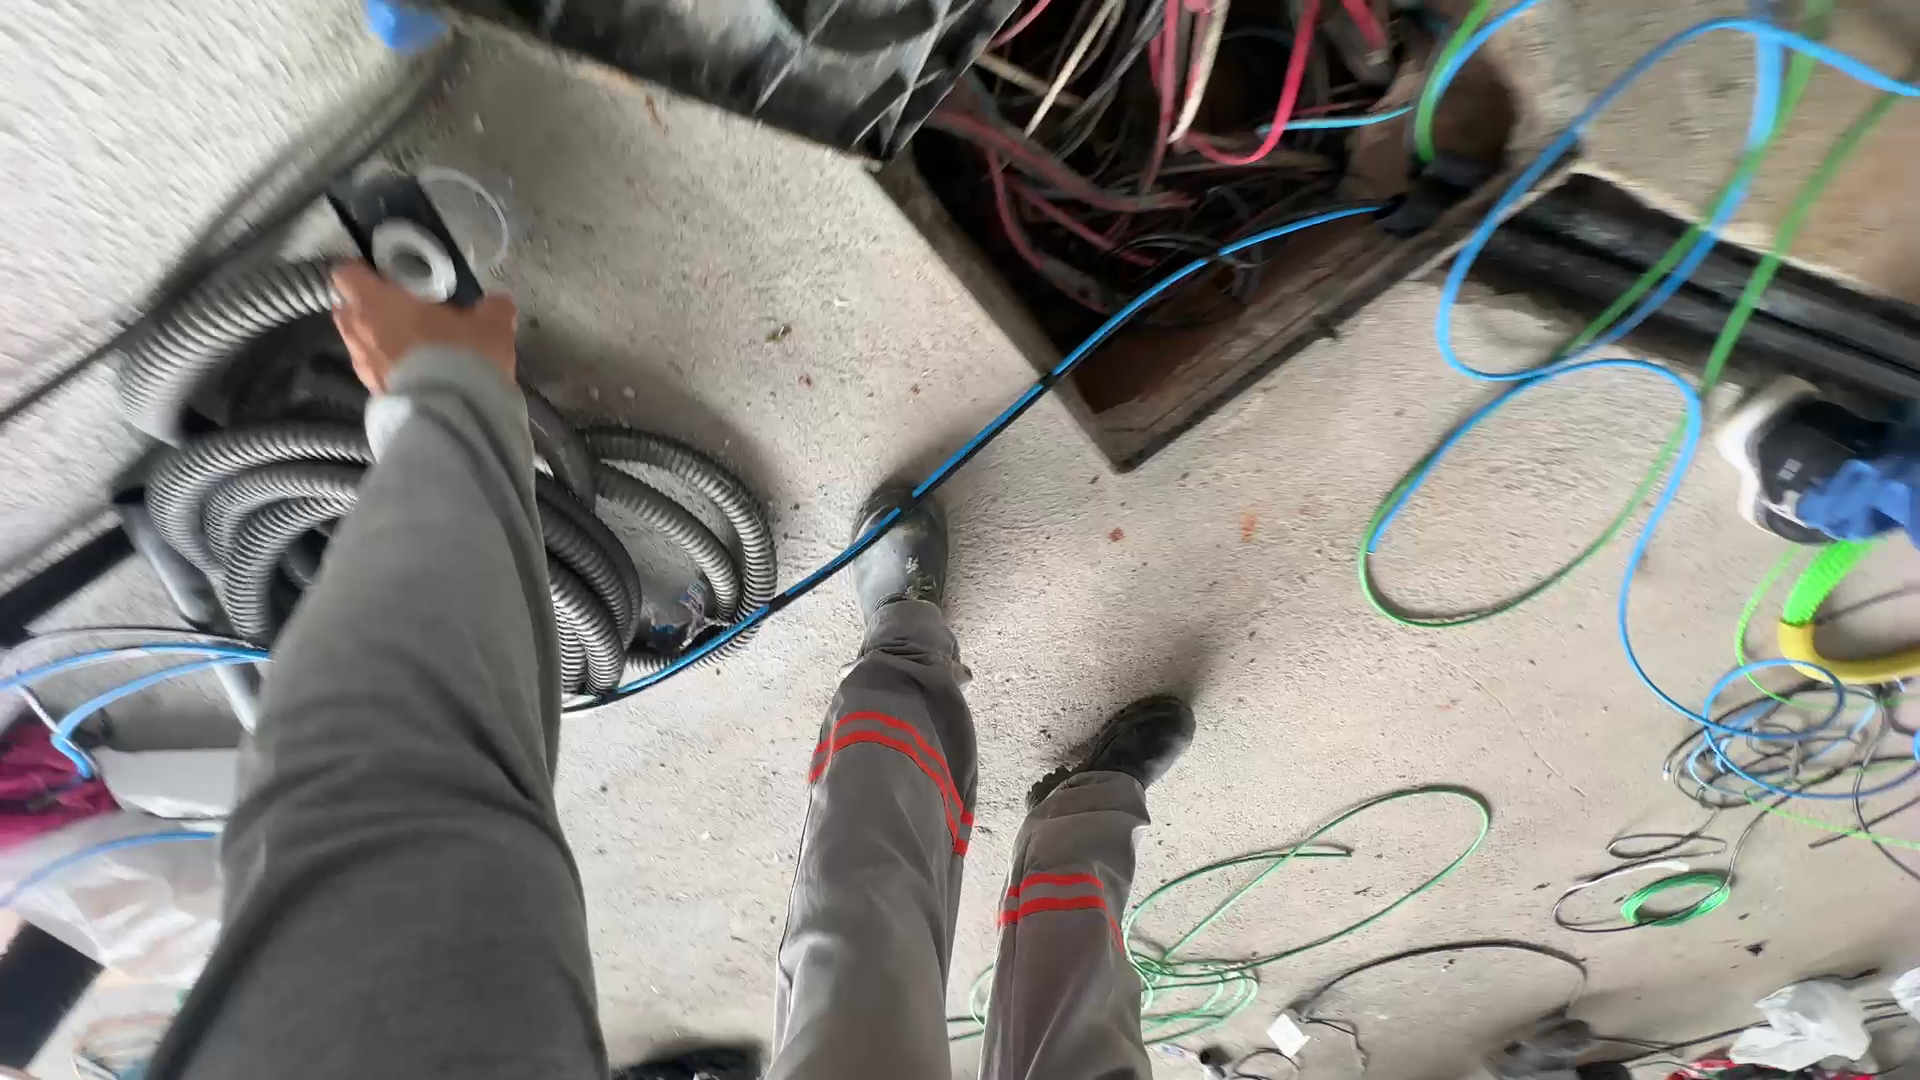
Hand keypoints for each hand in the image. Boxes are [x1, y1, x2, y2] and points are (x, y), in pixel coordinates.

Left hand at [331, 260, 517, 392]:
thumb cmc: (464, 354)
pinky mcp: (374, 391)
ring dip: (380, 341)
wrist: (455, 411)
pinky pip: (377, 371)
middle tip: (403, 315)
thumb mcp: (493, 326)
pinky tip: (420, 377)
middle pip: (347, 308)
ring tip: (415, 351)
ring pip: (360, 341)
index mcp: (378, 300)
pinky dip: (392, 370)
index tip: (389, 279)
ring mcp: (362, 363)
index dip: (365, 273)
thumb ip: (493, 309)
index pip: (348, 272)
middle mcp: (359, 328)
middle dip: (369, 309)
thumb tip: (498, 303)